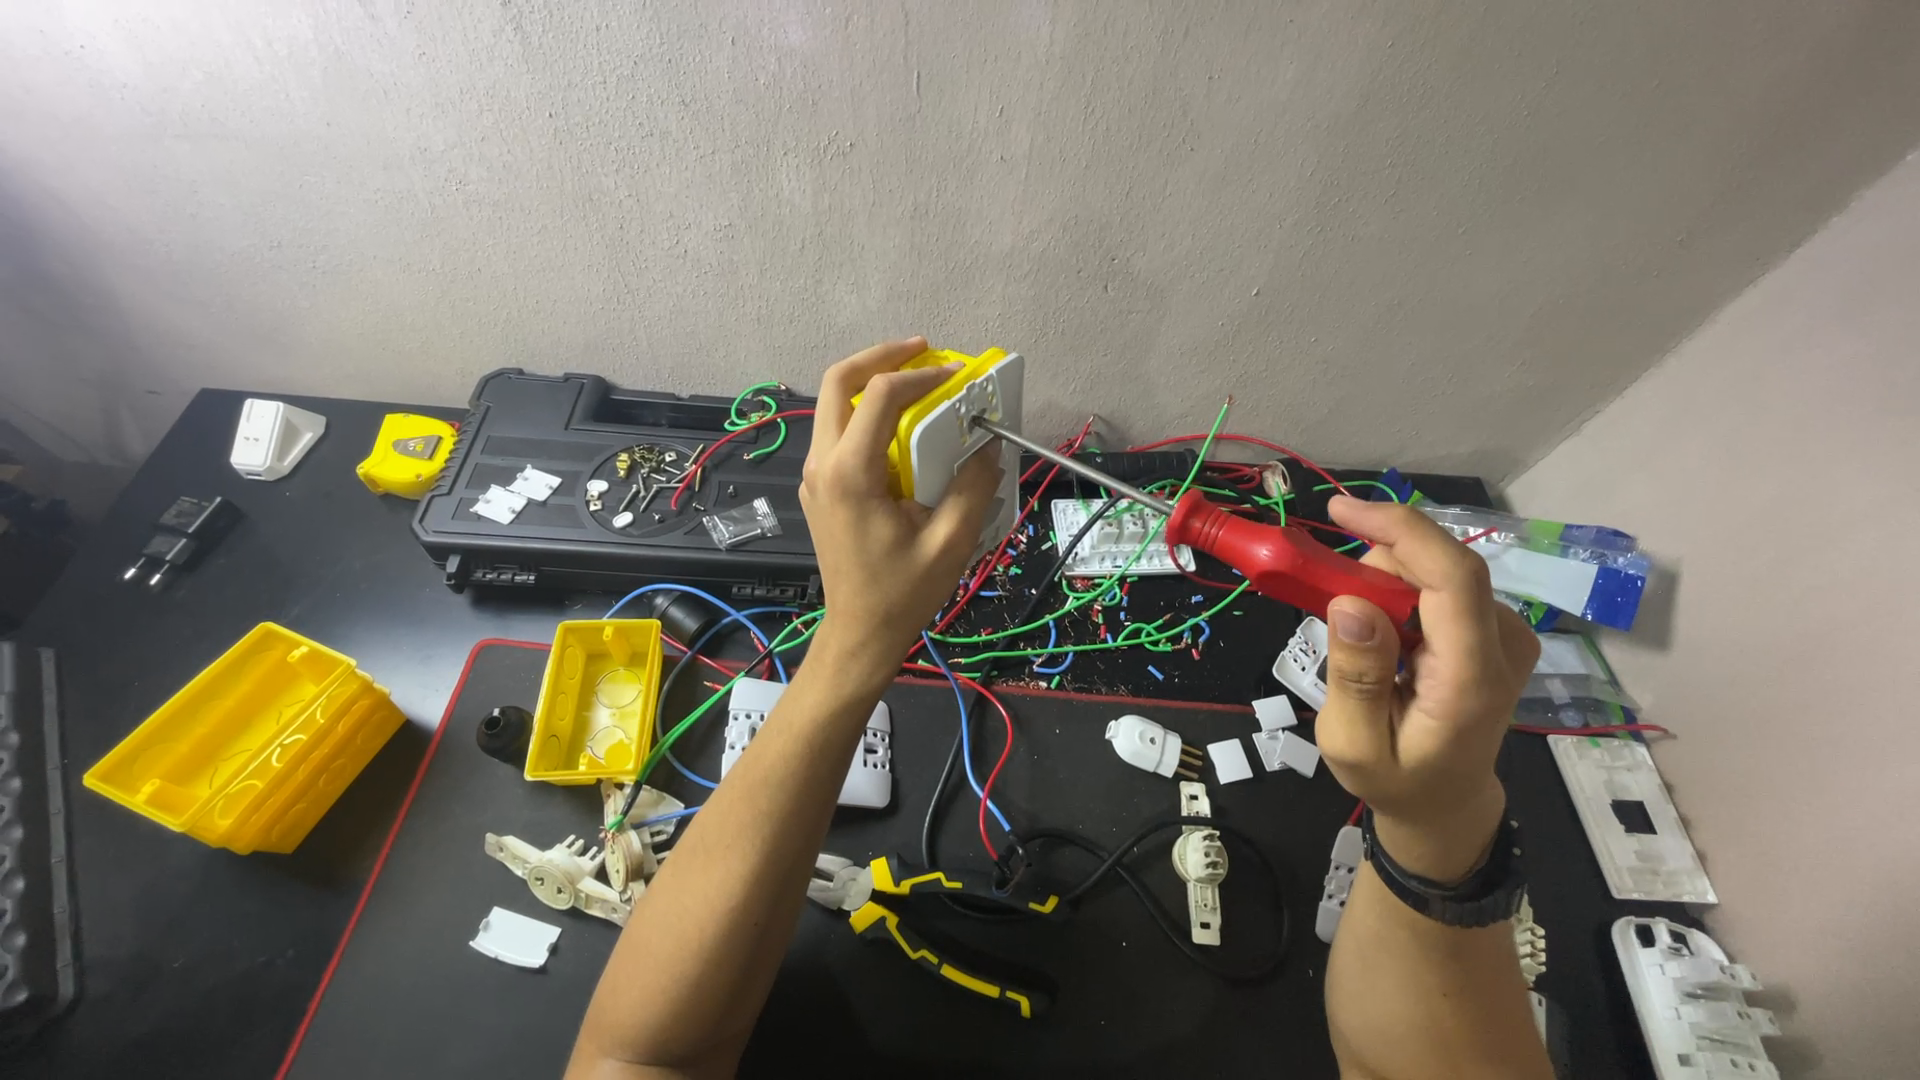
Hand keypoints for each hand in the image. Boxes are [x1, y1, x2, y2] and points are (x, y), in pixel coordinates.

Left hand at [801, 337, 1003, 664]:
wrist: (859, 632)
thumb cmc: (902, 593)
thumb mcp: (951, 542)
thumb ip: (974, 486)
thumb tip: (989, 445)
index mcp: (851, 474)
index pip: (881, 397)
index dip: (923, 377)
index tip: (959, 377)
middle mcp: (823, 465)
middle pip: (838, 381)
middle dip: (881, 357)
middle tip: (924, 351)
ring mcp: (815, 476)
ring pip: (832, 402)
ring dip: (871, 381)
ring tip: (916, 379)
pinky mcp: (820, 487)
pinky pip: (837, 431)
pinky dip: (866, 411)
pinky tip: (901, 423)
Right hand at [1313, 496, 1539, 881]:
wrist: (1445, 801)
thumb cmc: (1395, 778)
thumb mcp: (1354, 744)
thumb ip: (1354, 676)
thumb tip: (1349, 602)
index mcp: (1470, 676)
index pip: (1453, 578)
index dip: (1401, 530)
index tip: (1340, 510)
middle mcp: (1504, 642)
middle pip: (1437, 564)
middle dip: (1372, 565)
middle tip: (1324, 603)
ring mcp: (1506, 633)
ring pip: (1432, 569)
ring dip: (1380, 583)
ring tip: (1357, 638)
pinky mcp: (1495, 628)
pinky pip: (1437, 583)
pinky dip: (1396, 592)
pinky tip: (1380, 632)